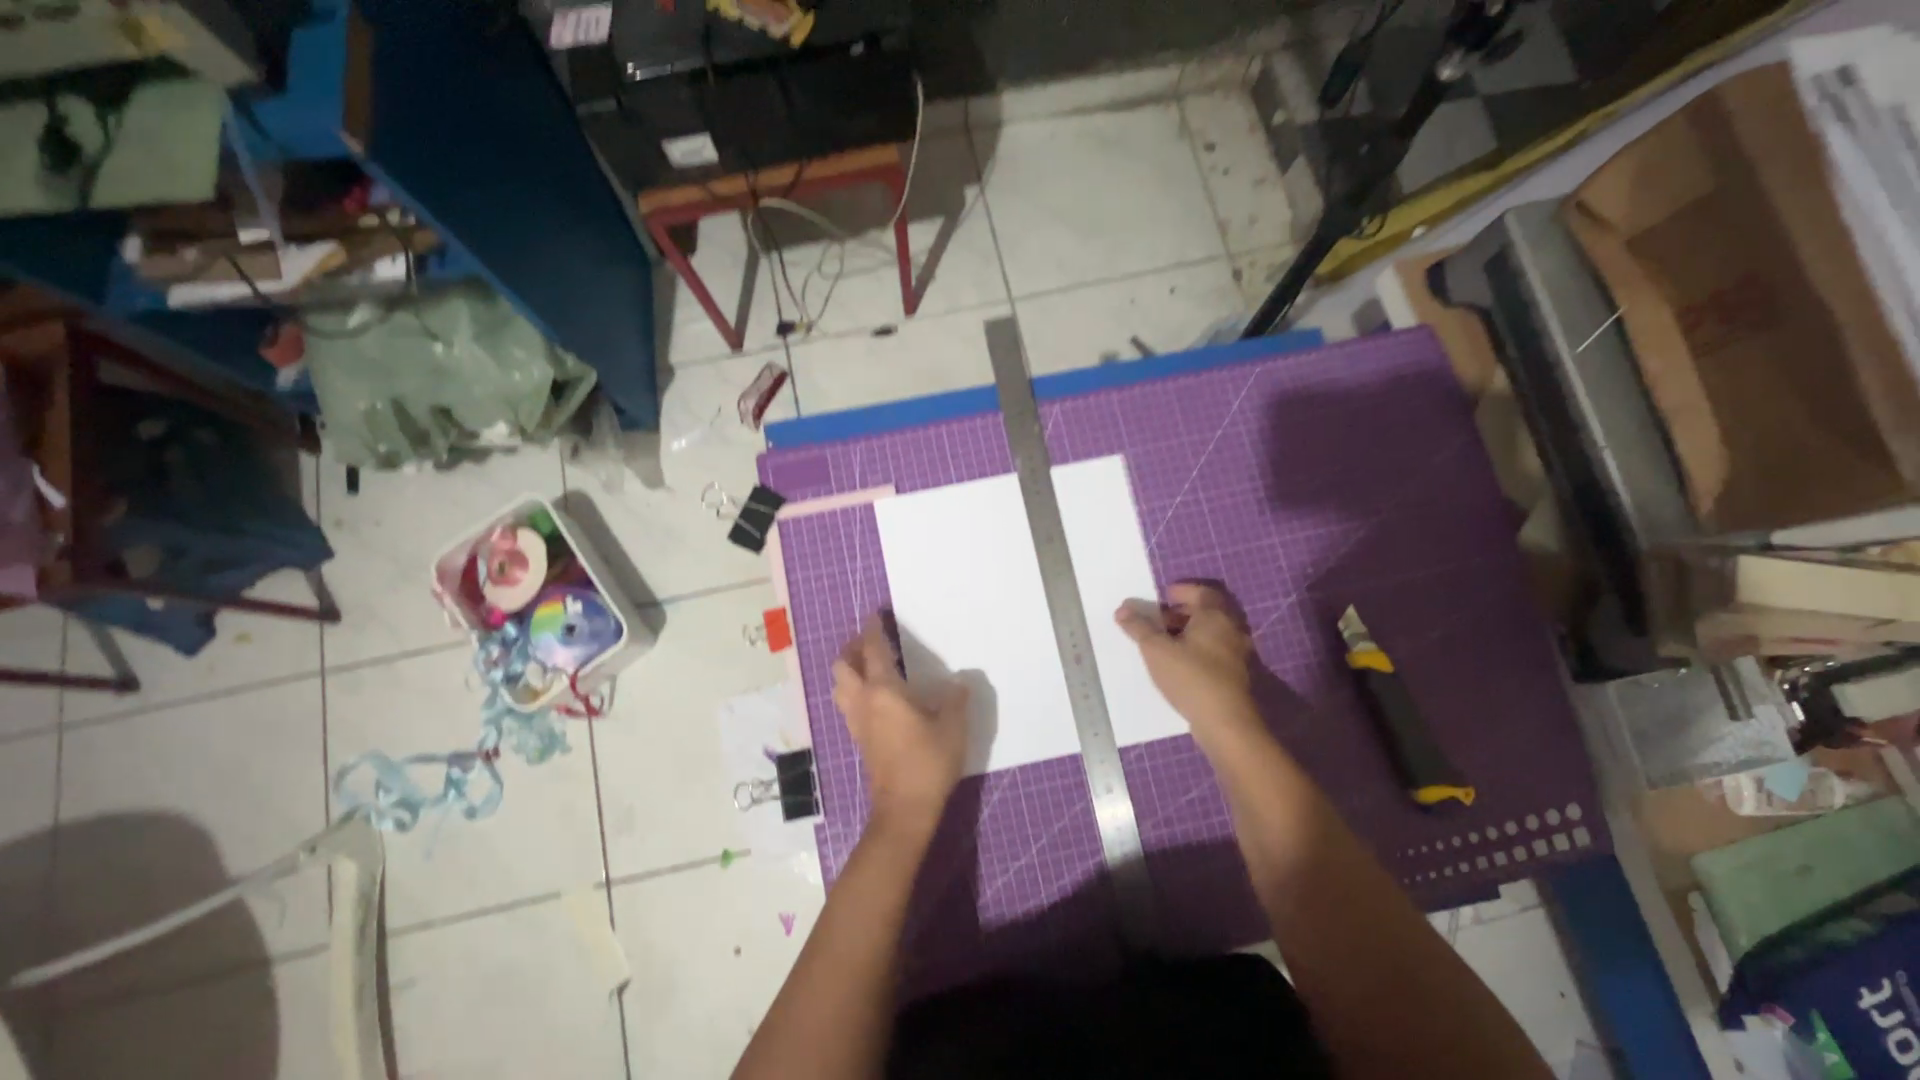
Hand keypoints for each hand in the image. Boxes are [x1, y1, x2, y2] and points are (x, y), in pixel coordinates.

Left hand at [832, 614, 970, 836]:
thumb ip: (954, 700)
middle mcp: (863, 701)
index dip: (872, 630)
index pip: (872, 650)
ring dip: (850, 670)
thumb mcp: (953, 727)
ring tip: (869, 665)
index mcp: (883, 691)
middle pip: (843, 665)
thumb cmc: (929, 762)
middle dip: (853, 648)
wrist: (904, 808)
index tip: (875, 615)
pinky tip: (876, 696)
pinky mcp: (859, 740)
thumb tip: (957, 684)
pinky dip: (855, 690)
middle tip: (871, 641)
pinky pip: (848, 704)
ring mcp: (856, 722)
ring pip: (840, 686)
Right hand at [1116, 583, 1260, 745]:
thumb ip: (1139, 627)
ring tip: (1165, 642)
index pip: (1201, 592)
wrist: (1225, 721)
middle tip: (1159, 619)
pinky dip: (1199, 649)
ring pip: (1212, 633)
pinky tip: (1181, 664)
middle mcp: (1232, 629)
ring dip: (1190, 632)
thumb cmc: (1190, 677)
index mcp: (1215, 615)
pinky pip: (1216, 652)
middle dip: (1183, 612)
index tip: (1164, 595)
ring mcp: (1238, 653)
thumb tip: (1122, 608)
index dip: (1182, 590)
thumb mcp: (1156, 650)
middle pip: (1207, 612)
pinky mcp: (1238, 674)